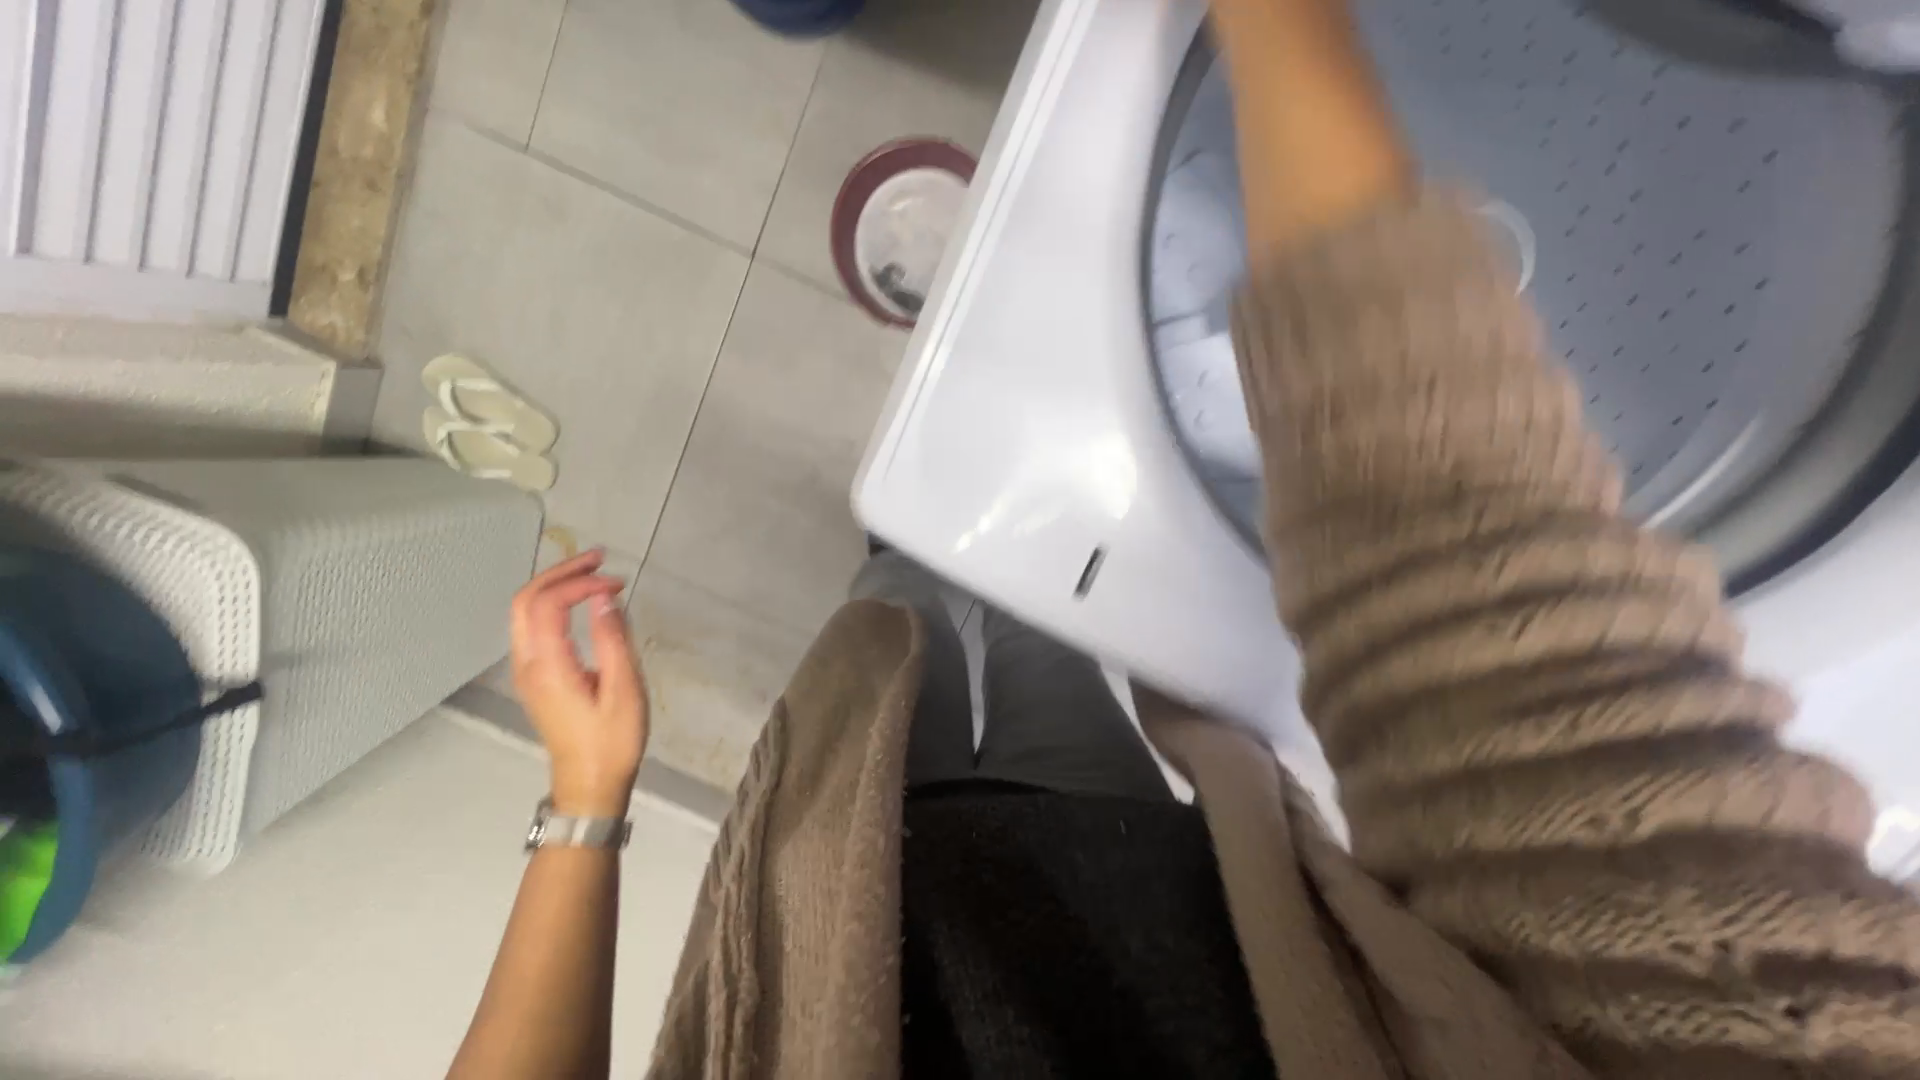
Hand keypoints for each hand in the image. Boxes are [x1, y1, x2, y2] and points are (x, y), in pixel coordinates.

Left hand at [509, 550, 648, 817]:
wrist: (589, 786)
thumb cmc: (612, 741)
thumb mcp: (624, 690)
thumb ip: (613, 640)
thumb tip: (605, 598)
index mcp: (548, 665)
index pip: (548, 604)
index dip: (581, 583)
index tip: (617, 583)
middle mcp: (527, 663)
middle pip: (525, 600)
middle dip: (560, 572)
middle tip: (599, 559)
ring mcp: (526, 671)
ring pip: (524, 612)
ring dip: (554, 586)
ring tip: (592, 573)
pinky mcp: (535, 677)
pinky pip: (531, 626)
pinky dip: (552, 604)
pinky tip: (580, 602)